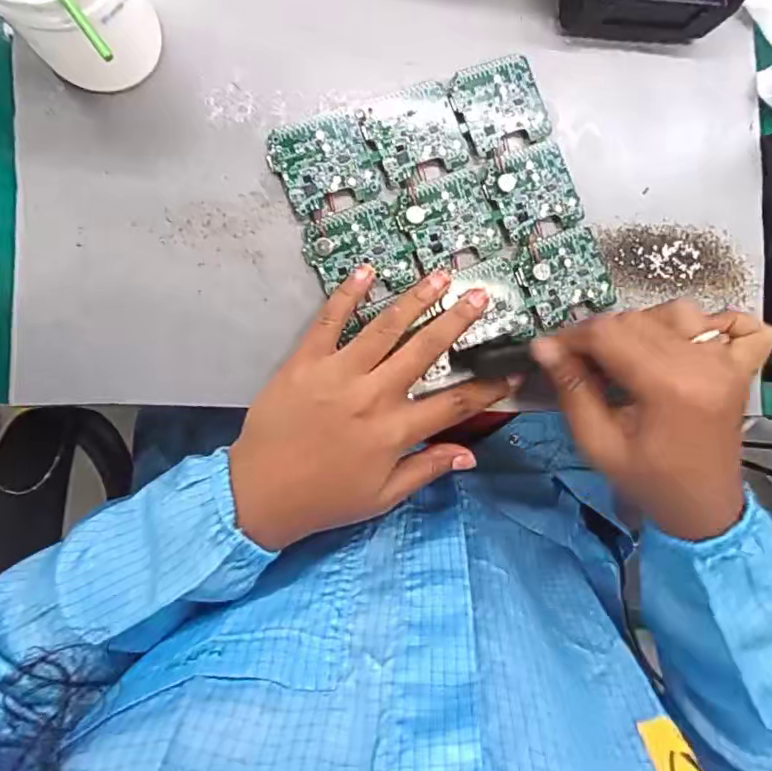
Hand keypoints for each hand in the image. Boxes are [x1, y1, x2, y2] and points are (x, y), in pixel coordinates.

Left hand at [229, 265, 516, 550]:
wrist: (260, 492)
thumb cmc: (324, 498)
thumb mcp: (382, 496)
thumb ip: (426, 469)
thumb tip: (469, 455)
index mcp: (395, 431)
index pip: (454, 405)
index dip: (488, 389)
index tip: (510, 372)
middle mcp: (373, 396)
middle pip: (424, 351)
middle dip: (456, 321)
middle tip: (479, 297)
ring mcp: (338, 374)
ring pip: (384, 328)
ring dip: (415, 299)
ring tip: (438, 277)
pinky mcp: (305, 361)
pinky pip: (328, 321)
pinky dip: (347, 295)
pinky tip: (365, 272)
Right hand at [530, 300, 771, 540]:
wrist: (703, 507)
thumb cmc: (649, 481)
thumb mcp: (597, 443)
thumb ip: (572, 388)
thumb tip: (544, 347)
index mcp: (668, 386)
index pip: (607, 333)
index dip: (571, 337)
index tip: (552, 352)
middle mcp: (703, 364)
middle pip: (635, 318)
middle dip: (597, 333)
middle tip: (580, 362)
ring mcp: (726, 362)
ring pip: (674, 311)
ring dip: (641, 325)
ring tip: (624, 354)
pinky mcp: (738, 366)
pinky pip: (736, 322)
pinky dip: (708, 322)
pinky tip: (681, 341)